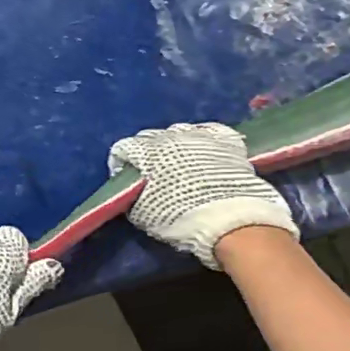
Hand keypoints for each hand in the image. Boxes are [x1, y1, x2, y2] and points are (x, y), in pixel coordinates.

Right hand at [108, 122, 297, 268]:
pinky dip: (204, 137)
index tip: (123, 179)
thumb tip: (132, 188)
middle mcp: (171, 138)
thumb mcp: (138, 210)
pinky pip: (212, 130)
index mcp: (144, 152)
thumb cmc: (175, 215)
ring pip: (180, 130)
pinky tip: (203, 147)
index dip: (120, 164)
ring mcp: (202, 138)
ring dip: (173, 143)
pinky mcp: (230, 143)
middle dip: (144, 151)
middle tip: (148, 171)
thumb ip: (131, 192)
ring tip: (177, 160)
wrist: (228, 219)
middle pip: (149, 136)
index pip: (122, 148)